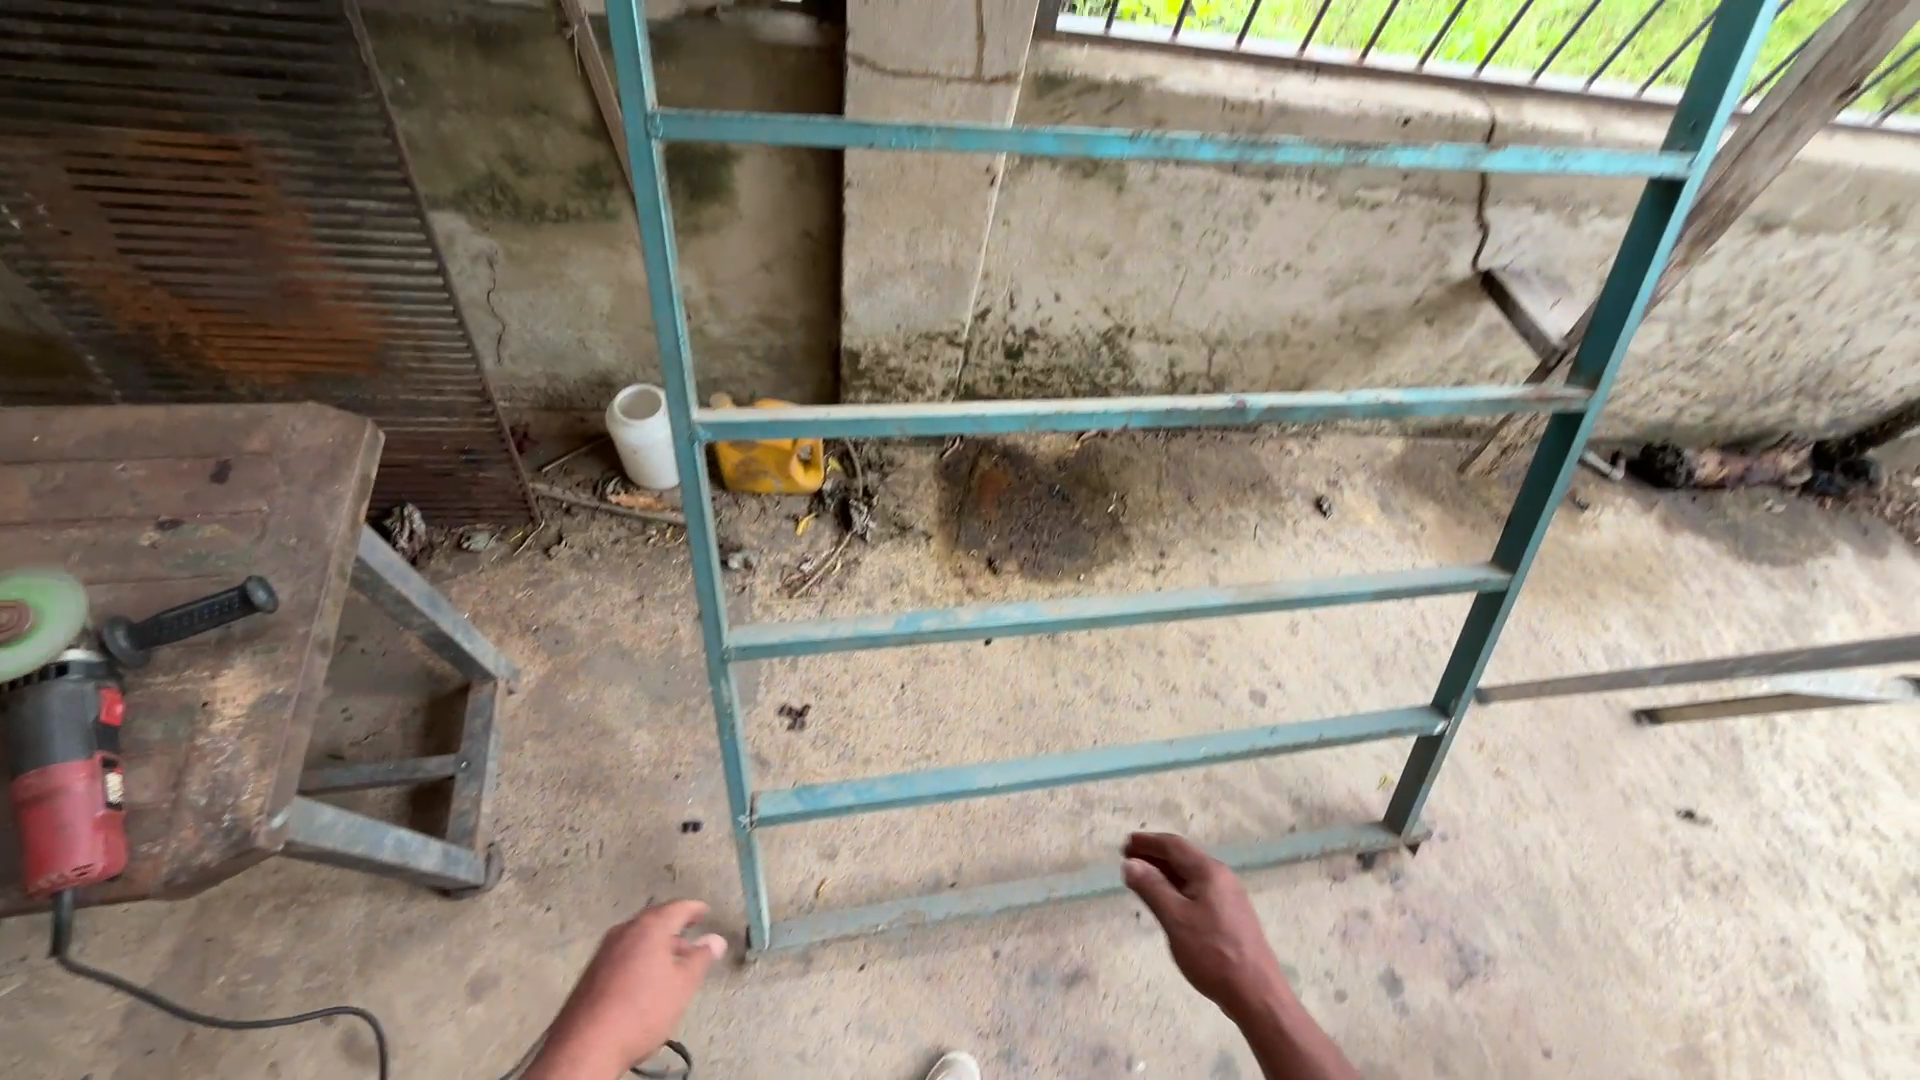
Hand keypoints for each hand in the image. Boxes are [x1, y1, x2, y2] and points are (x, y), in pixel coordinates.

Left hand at [527, 900, 726, 1078]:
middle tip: (692, 939)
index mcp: (649, 927)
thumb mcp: (682, 985)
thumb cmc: (642, 1010)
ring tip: (672, 965)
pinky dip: (640, 958)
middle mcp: (624, 931)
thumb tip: (716, 940)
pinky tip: (646, 980)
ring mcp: (604, 951)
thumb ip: (701, 958)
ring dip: (657, 946)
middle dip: (675, 929)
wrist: (585, 1046)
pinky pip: (623, 954)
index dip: (695, 909)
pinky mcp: (591, 972)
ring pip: (638, 939)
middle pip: (655, 921)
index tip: (705, 912)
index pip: (678, 907)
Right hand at [1122, 832, 1291, 1023]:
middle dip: (1154, 856)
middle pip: (1183, 858)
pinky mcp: (1230, 917)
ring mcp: (1228, 898)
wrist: (1256, 994)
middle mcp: (1221, 878)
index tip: (1125, 844)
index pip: (1174, 846)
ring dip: (1164, 873)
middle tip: (1127, 858)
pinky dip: (1176, 888)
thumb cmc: (1213, 953)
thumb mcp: (1175, 919)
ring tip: (1141, 878)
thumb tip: (1131, 863)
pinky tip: (1167, 901)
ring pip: (1190, 876)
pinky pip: (1197, 892)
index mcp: (1209, 872)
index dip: (1148, 842)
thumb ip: (1151, 888)